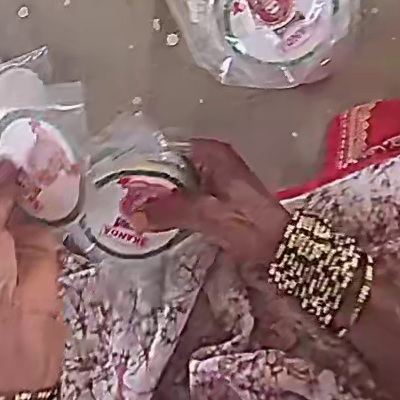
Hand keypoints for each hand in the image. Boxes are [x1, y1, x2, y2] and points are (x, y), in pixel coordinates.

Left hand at [0, 161, 64, 392]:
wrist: (22, 351)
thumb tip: (4, 168)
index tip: (12, 142)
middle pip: (11, 198)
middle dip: (23, 174)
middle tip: (41, 143)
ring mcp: (25, 245)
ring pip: (34, 207)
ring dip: (44, 186)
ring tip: (58, 154)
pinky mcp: (51, 253)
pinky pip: (56, 223)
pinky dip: (63, 204)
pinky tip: (72, 183)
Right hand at [134, 139, 289, 268]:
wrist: (282, 250)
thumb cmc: (250, 225)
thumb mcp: (207, 215)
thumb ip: (170, 210)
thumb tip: (132, 213)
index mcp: (213, 154)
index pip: (169, 148)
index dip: (145, 161)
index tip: (119, 176)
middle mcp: (213, 162)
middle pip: (171, 168)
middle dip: (148, 184)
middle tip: (118, 199)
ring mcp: (215, 183)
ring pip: (177, 186)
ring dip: (158, 200)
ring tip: (129, 212)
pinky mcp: (217, 203)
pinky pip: (185, 201)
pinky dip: (171, 210)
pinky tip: (153, 223)